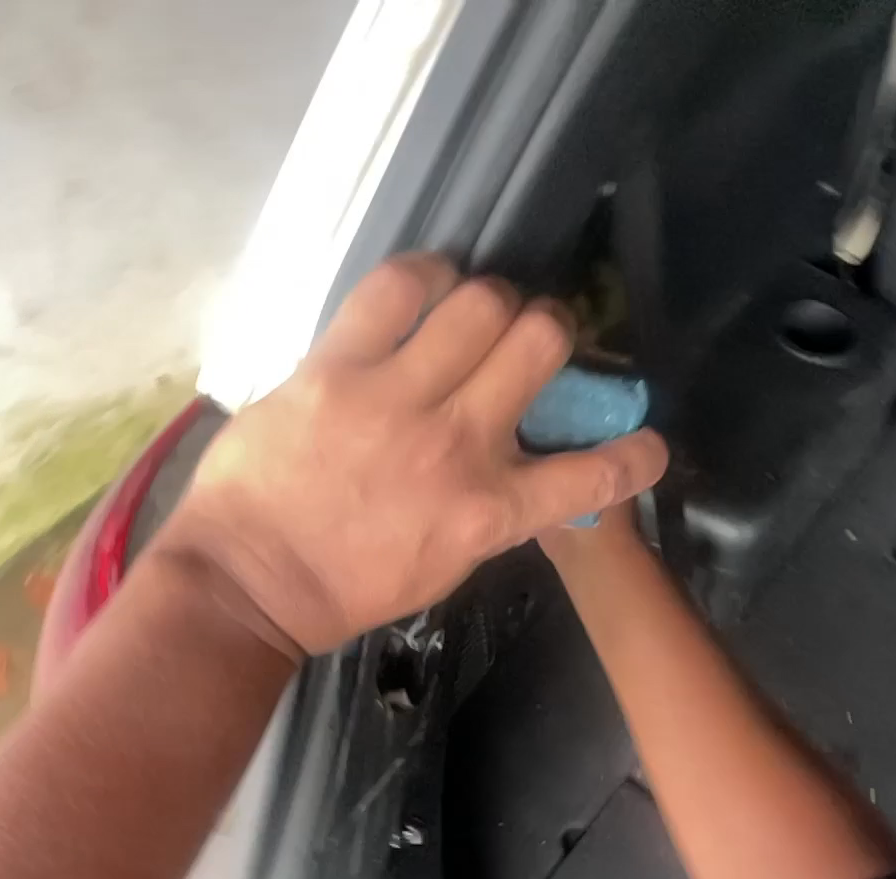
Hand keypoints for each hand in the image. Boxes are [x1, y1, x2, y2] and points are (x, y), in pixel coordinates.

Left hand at [163, 253, 669, 655]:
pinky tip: (423, 289)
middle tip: (531, 341)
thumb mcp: (449, 565)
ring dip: (491, 300)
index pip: (591, 476)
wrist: (250, 580)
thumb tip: (530, 468)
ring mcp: (396, 400)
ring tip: (473, 313)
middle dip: (550, 330)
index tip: (646, 444)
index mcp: (489, 511)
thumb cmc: (353, 585)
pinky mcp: (336, 367)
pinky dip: (423, 276)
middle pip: (540, 341)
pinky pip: (396, 288)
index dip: (635, 456)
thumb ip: (499, 512)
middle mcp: (457, 444)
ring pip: (481, 302)